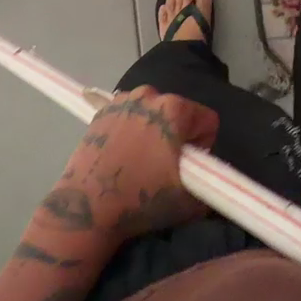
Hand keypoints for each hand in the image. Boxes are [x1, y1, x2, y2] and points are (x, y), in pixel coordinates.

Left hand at [37, 87, 218, 239]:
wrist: (89, 205)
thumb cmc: (143, 200)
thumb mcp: (192, 201)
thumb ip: (212, 185)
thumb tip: (211, 179)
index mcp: (174, 109)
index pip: (207, 120)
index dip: (204, 146)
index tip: (190, 166)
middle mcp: (149, 95)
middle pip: (179, 113)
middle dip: (178, 135)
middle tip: (166, 166)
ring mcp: (123, 99)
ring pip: (153, 111)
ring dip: (155, 130)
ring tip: (142, 160)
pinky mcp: (102, 109)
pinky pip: (130, 113)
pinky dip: (132, 127)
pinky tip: (123, 153)